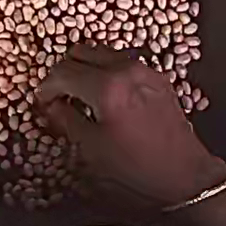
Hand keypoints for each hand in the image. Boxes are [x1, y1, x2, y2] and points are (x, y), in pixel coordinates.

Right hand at [36, 45, 225, 207]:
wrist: (183, 173)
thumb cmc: (136, 166)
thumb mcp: (93, 147)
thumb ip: (66, 120)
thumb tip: (52, 106)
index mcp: (106, 87)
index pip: (63, 72)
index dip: (47, 87)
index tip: (42, 101)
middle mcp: (125, 69)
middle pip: (80, 53)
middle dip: (64, 72)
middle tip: (58, 96)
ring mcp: (144, 70)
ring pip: (102, 52)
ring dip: (85, 68)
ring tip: (80, 95)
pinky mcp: (157, 77)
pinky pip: (122, 62)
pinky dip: (107, 70)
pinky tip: (105, 95)